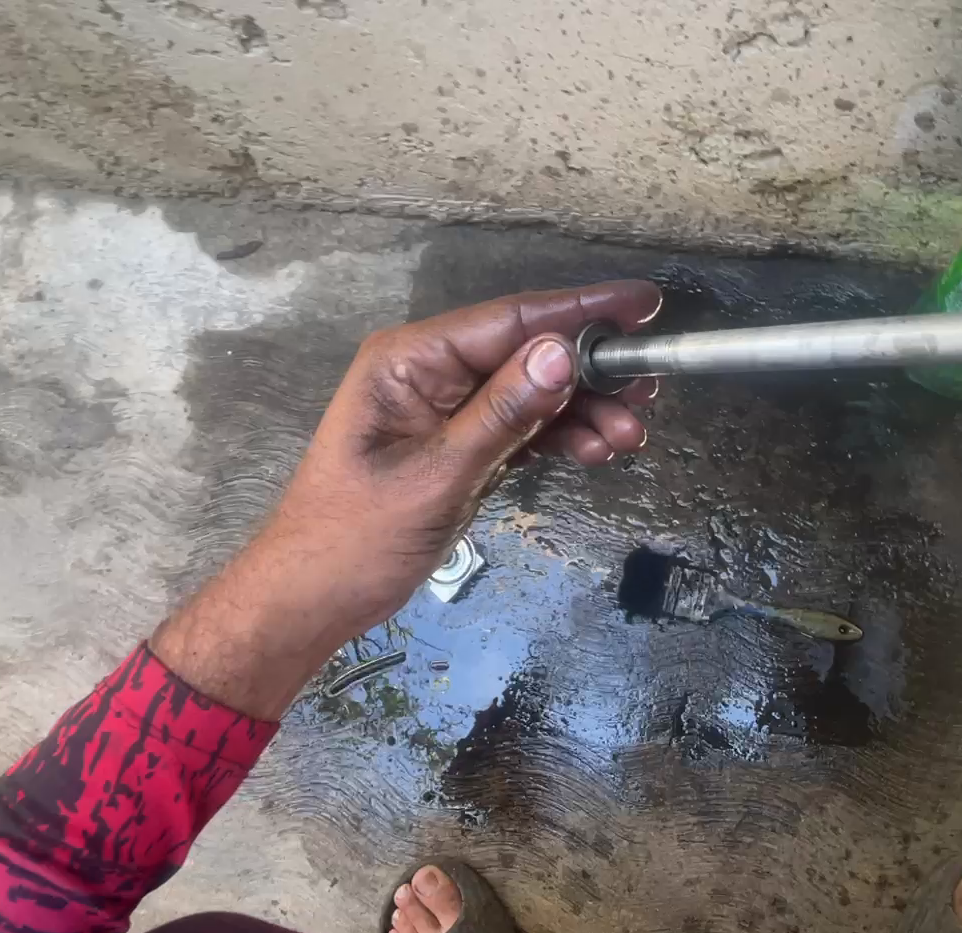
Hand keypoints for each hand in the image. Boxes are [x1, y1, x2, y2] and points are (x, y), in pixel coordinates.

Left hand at [151, 280, 663, 715]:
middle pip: (525, 355)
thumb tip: (562, 352)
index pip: (508, 320)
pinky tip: (594, 451)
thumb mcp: (435, 475)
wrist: (314, 597)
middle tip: (647, 389)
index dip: (579, 311)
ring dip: (581, 413)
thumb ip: (500, 413)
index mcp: (411, 360)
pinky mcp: (460, 448)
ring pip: (530, 396)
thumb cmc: (357, 536)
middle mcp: (431, 374)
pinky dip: (557, 439)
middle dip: (589, 372)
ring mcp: (447, 412)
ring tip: (629, 437)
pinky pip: (519, 430)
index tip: (644, 305)